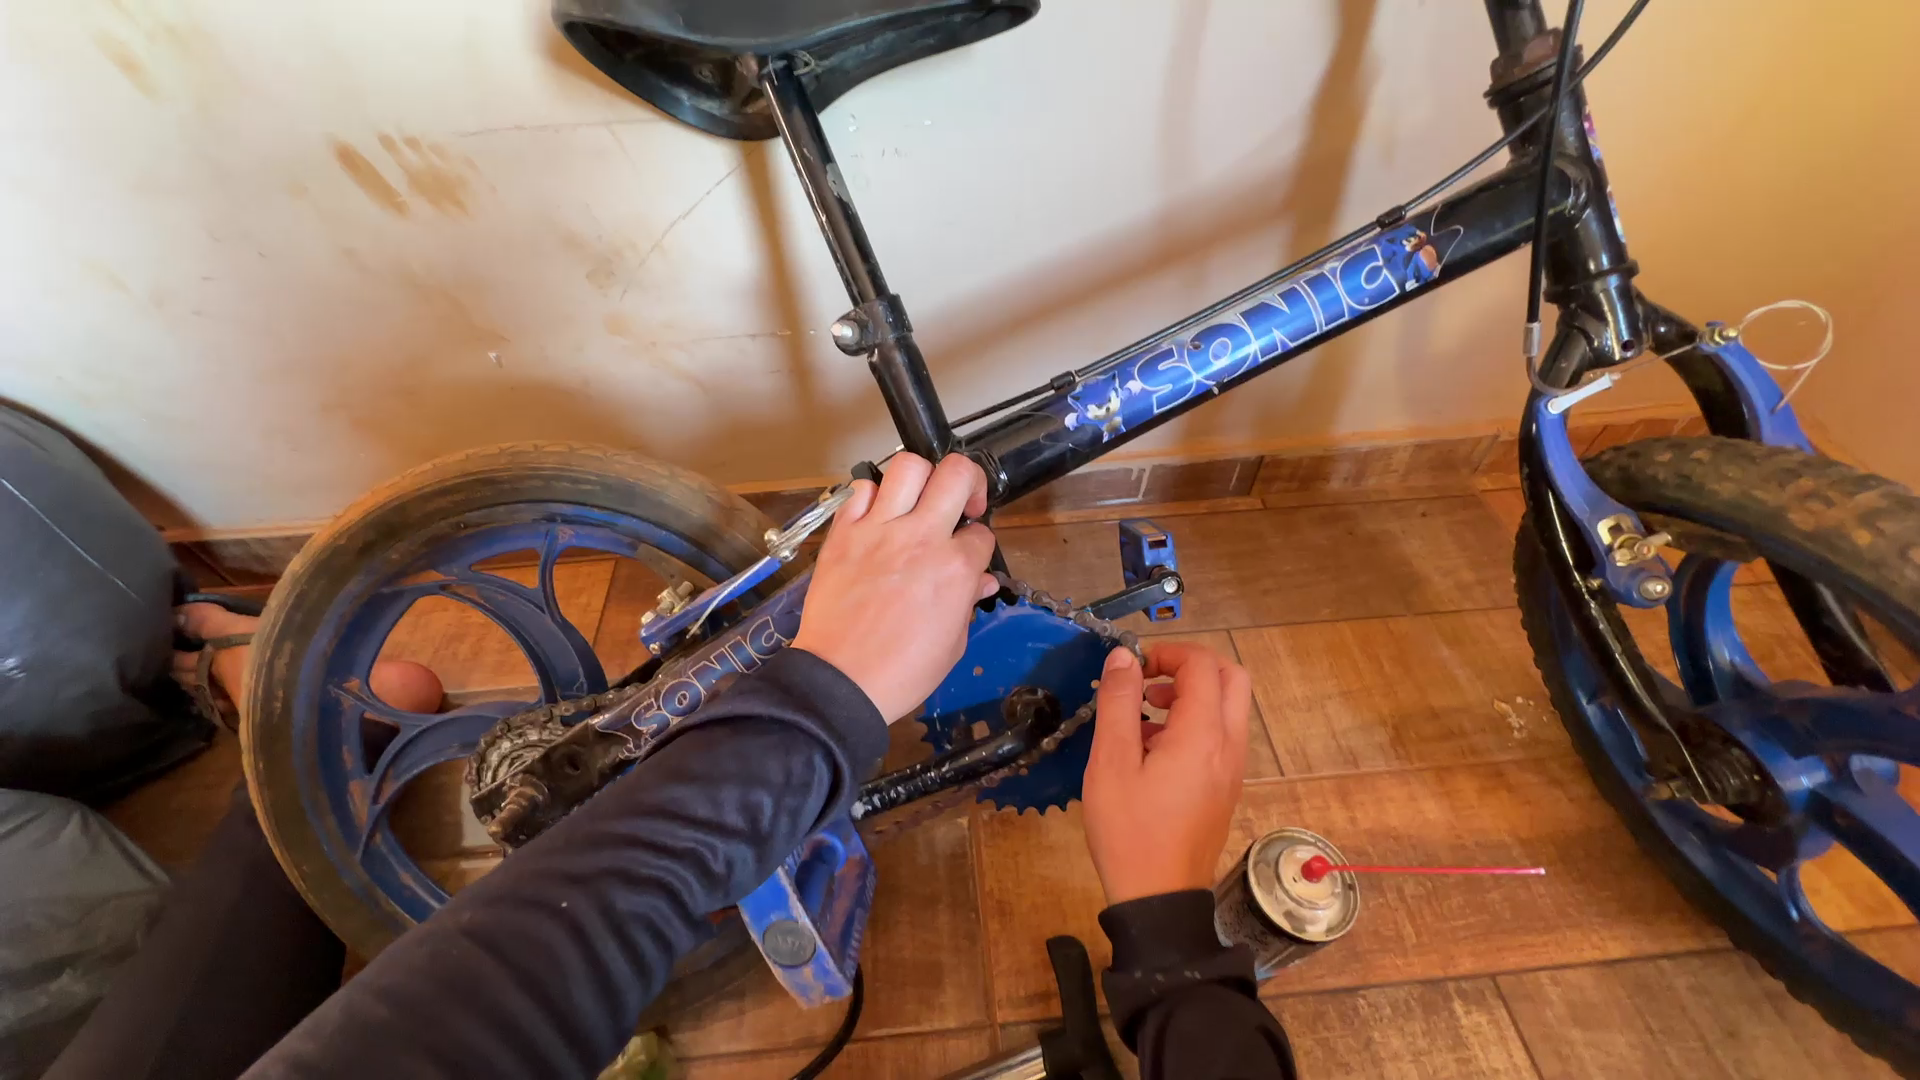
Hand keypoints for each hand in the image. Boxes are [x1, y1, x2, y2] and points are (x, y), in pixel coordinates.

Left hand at [792, 453, 998, 723]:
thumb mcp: (953, 644)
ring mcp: (878, 529)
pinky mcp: (843, 533)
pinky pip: (860, 490)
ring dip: (922, 477)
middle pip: (956, 473)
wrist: (841, 681)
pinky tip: (877, 515)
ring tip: (919, 501)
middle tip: (961, 505)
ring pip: (908, 466)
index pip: (982, 534)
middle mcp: (921, 536)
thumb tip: (980, 582)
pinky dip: (873, 495)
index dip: (979, 543)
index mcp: (955, 567)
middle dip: (969, 482)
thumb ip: (967, 603)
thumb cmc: (904, 672)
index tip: (970, 555)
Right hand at [1081, 642, 1251, 904]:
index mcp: (1203, 735)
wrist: (1159, 898)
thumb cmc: (1129, 829)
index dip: (1169, 653)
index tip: (1134, 667)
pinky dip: (1194, 720)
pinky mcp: (1226, 785)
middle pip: (1231, 678)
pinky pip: (1221, 734)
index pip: (1203, 666)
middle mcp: (1229, 746)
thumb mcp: (1111, 762)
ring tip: (1144, 714)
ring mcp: (1232, 768)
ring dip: (1192, 693)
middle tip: (1150, 680)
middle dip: (1190, 666)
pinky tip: (1152, 747)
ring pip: (1229, 706)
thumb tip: (1124, 657)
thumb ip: (1118, 702)